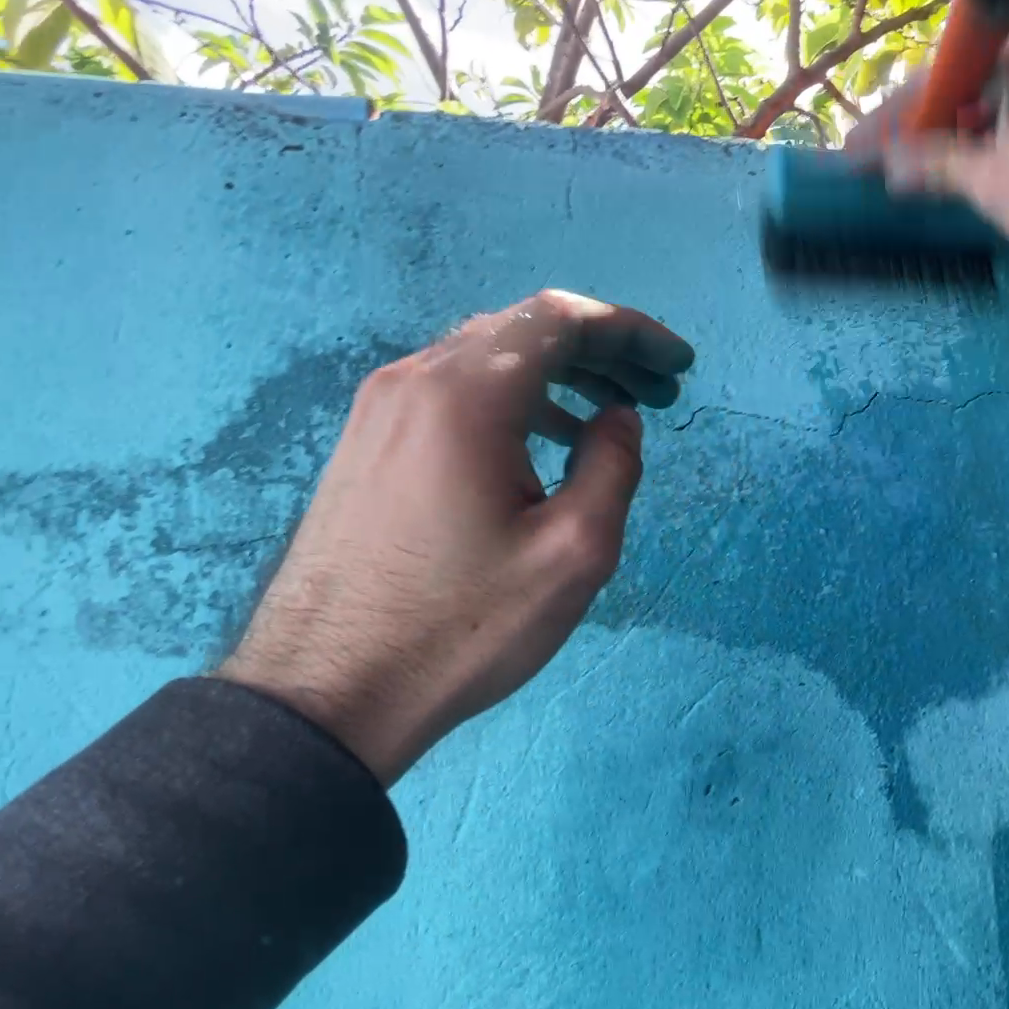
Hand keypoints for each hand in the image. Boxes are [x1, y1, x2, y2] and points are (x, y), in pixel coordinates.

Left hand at [219, 290, 694, 784]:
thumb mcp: (576, 551)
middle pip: (526, 328)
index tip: (678, 365)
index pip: (561, 319)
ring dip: (565, 372)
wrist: (330, 689)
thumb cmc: (467, 622)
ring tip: (617, 412)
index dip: (632, 330)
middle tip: (660, 391)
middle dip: (605, 349)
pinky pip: (460, 389)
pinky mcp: (371, 441)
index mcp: (467, 397)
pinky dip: (522, 397)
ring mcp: (383, 409)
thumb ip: (614, 466)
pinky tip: (552, 439)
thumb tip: (618, 416)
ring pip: (491, 355)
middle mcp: (416, 381)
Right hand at [851, 36, 1008, 295]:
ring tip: (910, 184)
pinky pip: (1007, 134)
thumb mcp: (992, 181)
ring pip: (982, 118)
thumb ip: (935, 166)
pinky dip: (979, 157)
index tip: (855, 152)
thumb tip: (889, 165)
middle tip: (879, 171)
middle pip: (956, 96)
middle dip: (916, 136)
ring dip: (947, 151)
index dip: (889, 120)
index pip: (932, 80)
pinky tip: (959, 184)